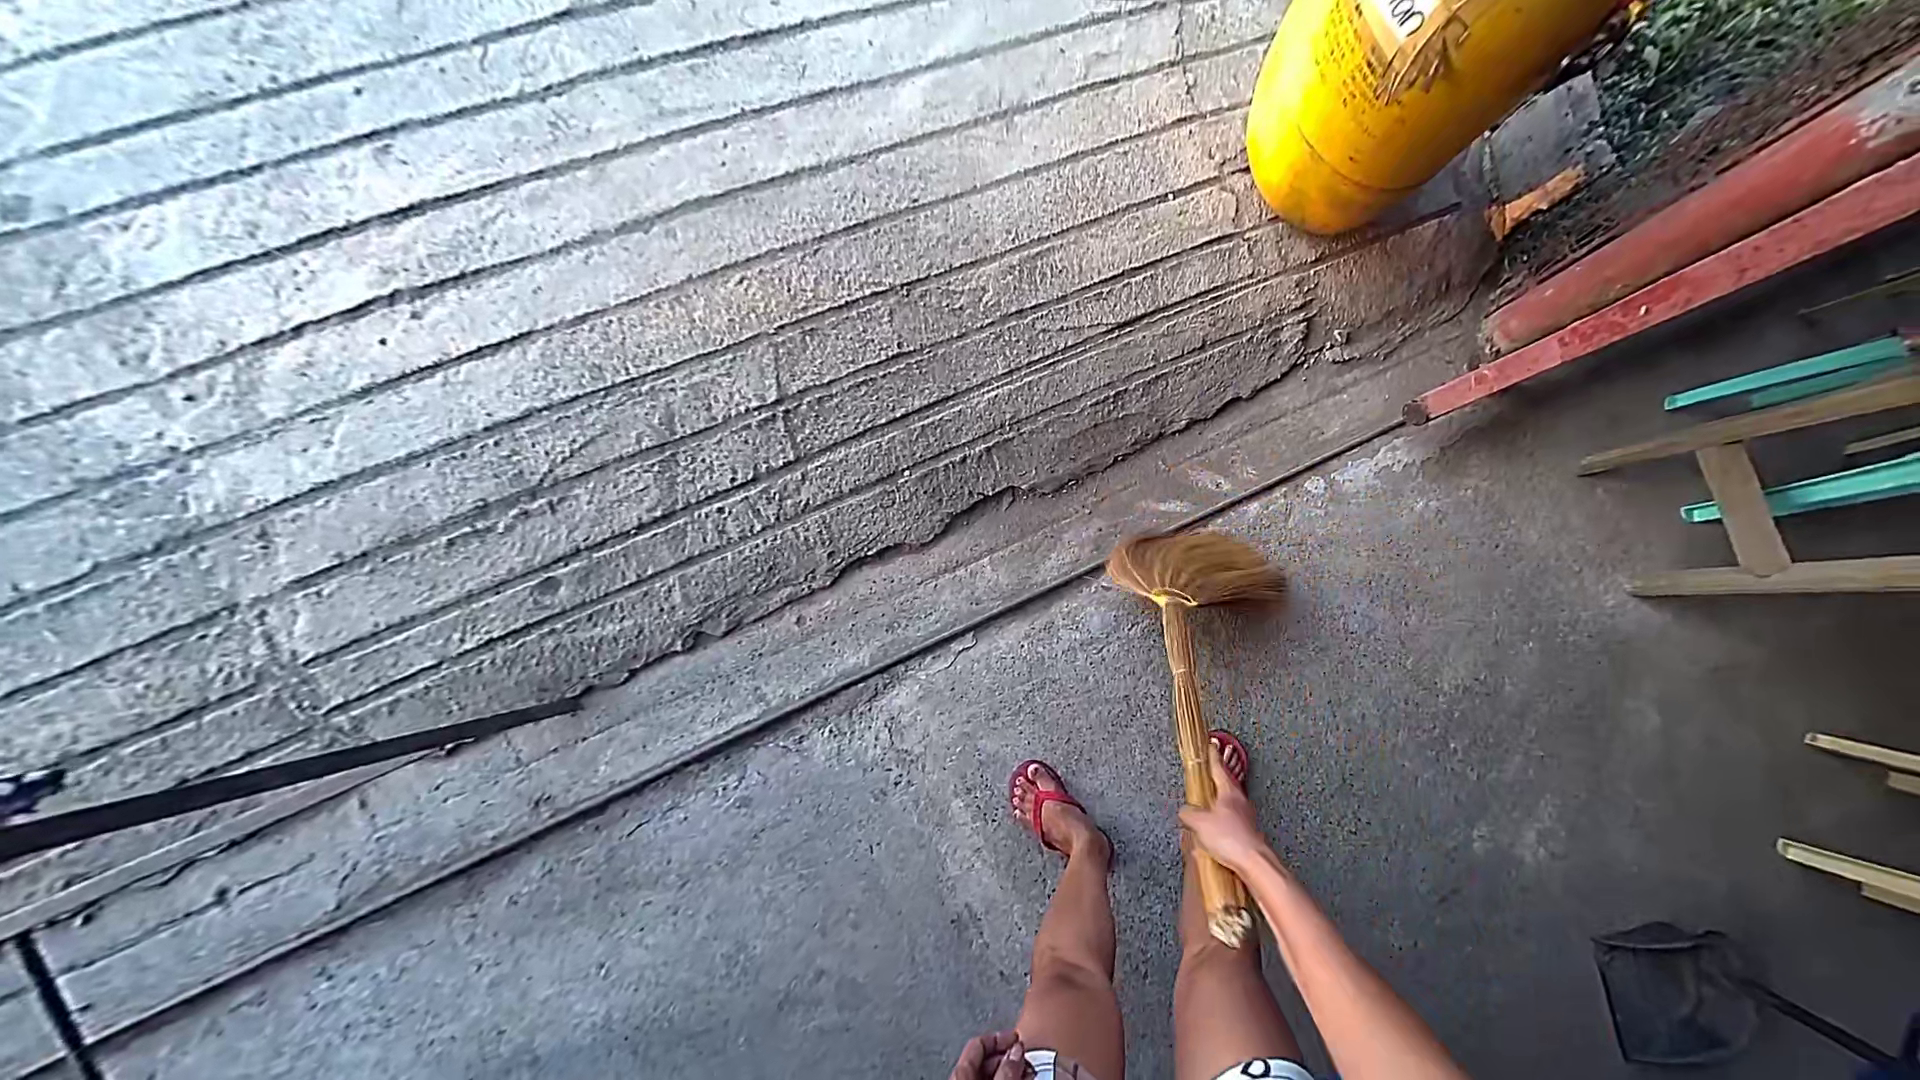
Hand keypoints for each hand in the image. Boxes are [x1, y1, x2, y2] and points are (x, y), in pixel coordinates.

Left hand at [948, 1029, 1027, 1079]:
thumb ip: (1006, 1068)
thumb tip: (1017, 1051)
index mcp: (960, 1072)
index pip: (980, 1042)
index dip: (1000, 1037)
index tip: (1017, 1038)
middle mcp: (961, 1078)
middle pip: (986, 1058)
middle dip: (1008, 1056)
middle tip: (1025, 1060)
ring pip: (990, 1074)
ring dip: (1009, 1071)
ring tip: (1025, 1073)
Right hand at [1178, 744, 1272, 872]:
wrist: (1254, 863)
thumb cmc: (1231, 838)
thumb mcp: (1199, 822)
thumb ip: (1188, 813)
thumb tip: (1184, 811)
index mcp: (1229, 792)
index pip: (1219, 768)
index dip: (1213, 756)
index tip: (1212, 745)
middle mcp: (1240, 802)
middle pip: (1228, 783)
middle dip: (1218, 777)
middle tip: (1211, 771)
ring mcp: (1246, 817)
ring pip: (1231, 802)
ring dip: (1220, 799)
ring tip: (1210, 801)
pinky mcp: (1247, 833)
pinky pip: (1232, 820)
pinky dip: (1223, 819)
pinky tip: (1217, 828)